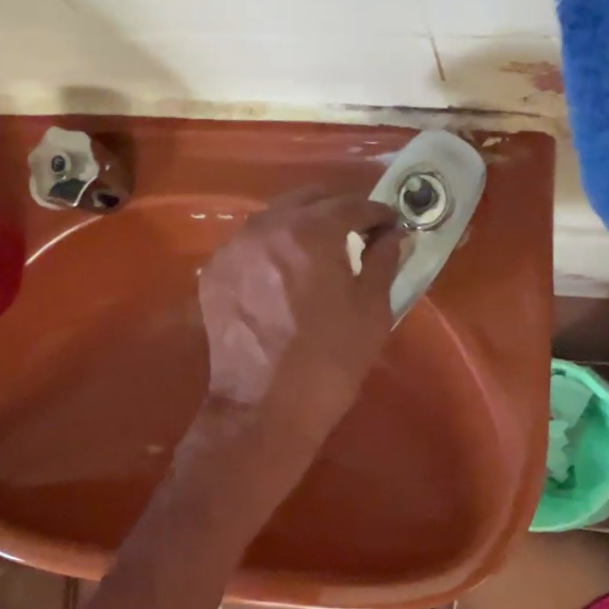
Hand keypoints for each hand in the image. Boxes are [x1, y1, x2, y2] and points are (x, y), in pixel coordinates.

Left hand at [197, 188, 405, 442]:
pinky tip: (285, 277)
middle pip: (308, 200)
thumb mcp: (372, 312)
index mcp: (311, 231)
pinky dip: (272, 252)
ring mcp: (233, 249)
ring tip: (320, 254)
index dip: (378, 213)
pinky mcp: (214, 274)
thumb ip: (385, 262)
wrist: (265, 409)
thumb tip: (394, 236)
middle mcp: (266, 227)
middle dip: (337, 211)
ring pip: (274, 220)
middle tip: (357, 234)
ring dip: (302, 228)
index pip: (352, 204)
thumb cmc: (330, 362)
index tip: (391, 227)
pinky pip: (250, 248)